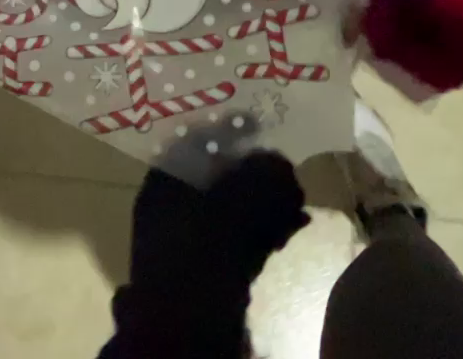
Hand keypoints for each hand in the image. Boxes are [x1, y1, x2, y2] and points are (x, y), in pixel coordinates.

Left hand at [102, 152, 308, 358]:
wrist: (184, 344)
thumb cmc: (192, 268)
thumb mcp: (222, 218)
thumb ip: (252, 184)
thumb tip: (280, 160)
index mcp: (163, 190)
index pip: (193, 147)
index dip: (225, 134)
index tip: (258, 125)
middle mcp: (177, 211)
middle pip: (220, 177)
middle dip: (255, 170)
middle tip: (288, 163)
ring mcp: (199, 243)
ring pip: (238, 208)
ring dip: (268, 199)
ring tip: (298, 191)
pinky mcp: (220, 272)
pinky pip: (248, 238)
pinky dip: (271, 228)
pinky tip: (298, 220)